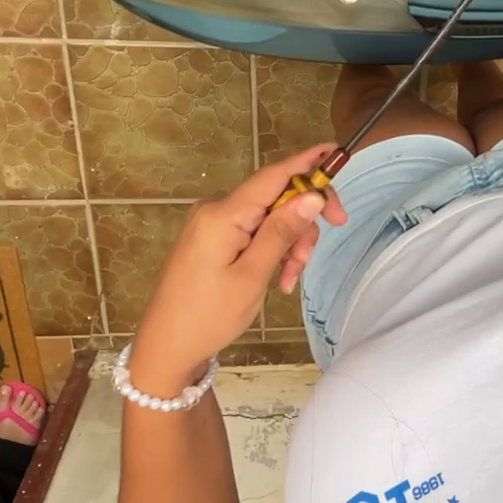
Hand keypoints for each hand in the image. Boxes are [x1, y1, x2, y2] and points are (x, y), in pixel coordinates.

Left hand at [127, 145, 348, 392]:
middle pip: (276, 197)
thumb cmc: (208, 316)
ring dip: (289, 242)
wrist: (165, 348)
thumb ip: (282, 232)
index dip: (308, 162)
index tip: (337, 153)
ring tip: (291, 278)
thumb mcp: (252, 275)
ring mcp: (213, 224)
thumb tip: (312, 196)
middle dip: (303, 220)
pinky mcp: (213, 239)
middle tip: (321, 248)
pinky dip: (272, 250)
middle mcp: (217, 210)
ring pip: (269, 218)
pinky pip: (254, 232)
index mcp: (224, 214)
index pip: (275, 175)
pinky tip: (279, 279)